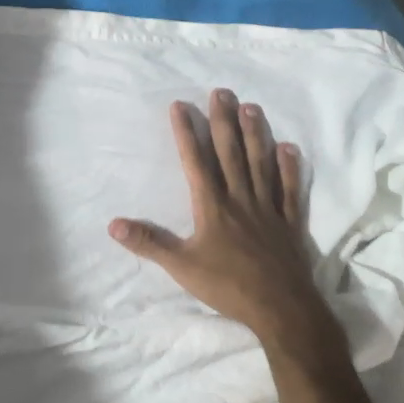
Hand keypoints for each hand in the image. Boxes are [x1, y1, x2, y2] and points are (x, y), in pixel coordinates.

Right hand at [110, 90, 327, 341]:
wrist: (282, 309)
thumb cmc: (228, 286)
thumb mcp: (181, 267)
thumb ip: (148, 243)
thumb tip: (113, 224)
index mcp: (212, 207)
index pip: (196, 162)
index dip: (186, 133)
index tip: (181, 106)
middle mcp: (240, 199)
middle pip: (231, 154)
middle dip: (223, 122)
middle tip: (222, 92)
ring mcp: (268, 210)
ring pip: (261, 164)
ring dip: (256, 135)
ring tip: (251, 107)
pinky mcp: (290, 224)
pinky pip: (290, 190)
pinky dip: (289, 168)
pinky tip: (288, 148)